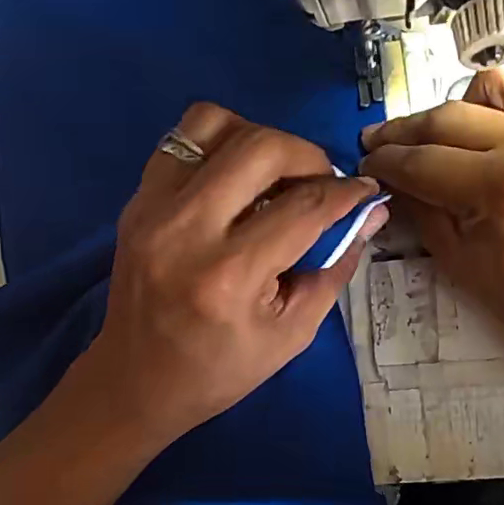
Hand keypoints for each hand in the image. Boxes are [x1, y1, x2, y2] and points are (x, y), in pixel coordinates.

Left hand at [80, 102, 387, 445]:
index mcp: (231, 275)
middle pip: (261, 147)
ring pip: (214, 123)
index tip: (366, 191)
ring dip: (259, 139)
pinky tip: (236, 179)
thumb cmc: (220, 370)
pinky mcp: (135, 201)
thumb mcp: (292, 334)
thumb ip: (333, 268)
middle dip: (308, 155)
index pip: (304, 206)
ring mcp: (152, 208)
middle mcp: (187, 229)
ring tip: (275, 174)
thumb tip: (368, 213)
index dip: (347, 192)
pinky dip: (219, 145)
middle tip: (322, 182)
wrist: (135, 382)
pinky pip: (182, 140)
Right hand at [359, 53, 503, 372]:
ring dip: (467, 102)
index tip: (369, 162)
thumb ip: (424, 214)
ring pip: (501, 78)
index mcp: (503, 188)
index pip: (423, 160)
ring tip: (458, 131)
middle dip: (406, 131)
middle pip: (450, 116)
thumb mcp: (464, 266)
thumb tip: (396, 181)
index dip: (386, 162)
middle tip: (386, 144)